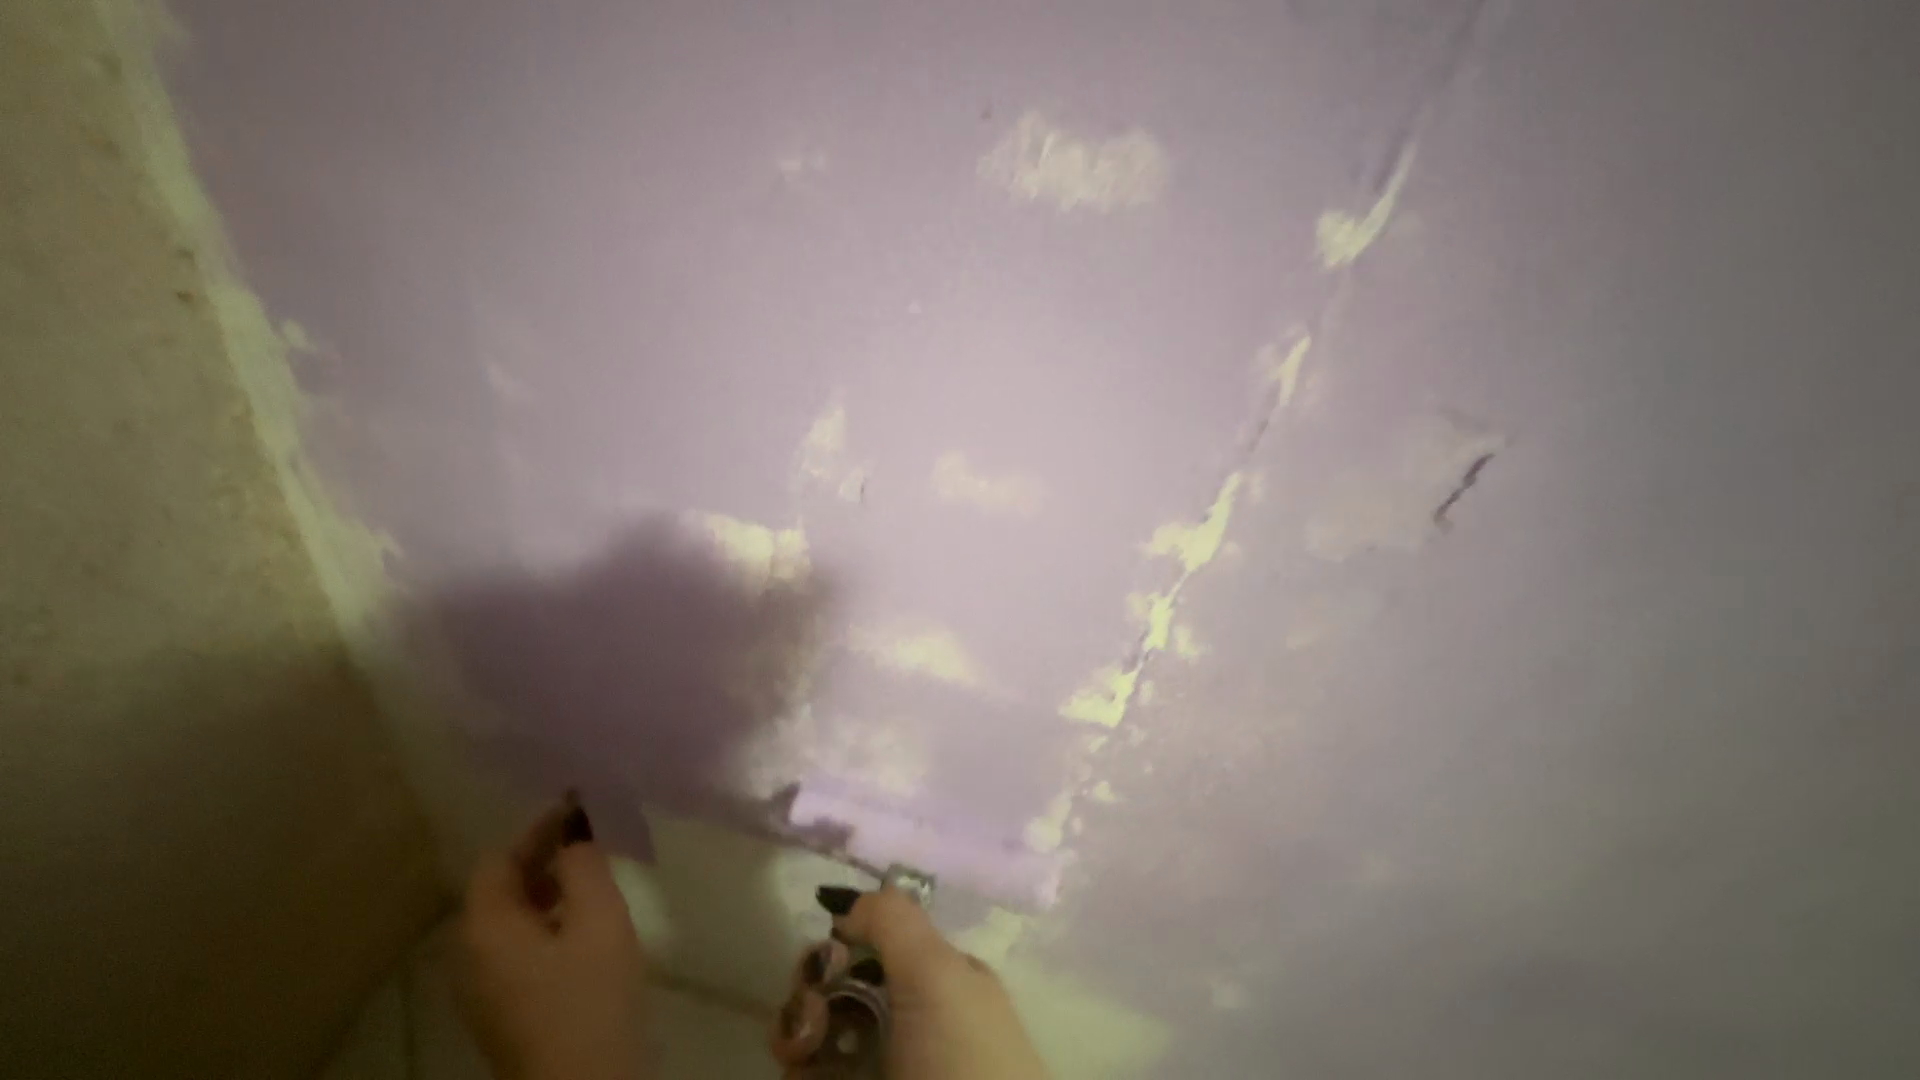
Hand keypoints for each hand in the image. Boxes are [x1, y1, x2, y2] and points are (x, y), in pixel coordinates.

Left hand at [453, 796, 648, 1079]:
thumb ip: (584, 865)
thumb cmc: (589, 996)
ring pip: (511, 919)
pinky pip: (518, 946)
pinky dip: (547, 922)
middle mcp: (469, 954)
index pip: (499, 858)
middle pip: (501, 888)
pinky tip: (585, 927)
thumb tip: (575, 831)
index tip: (579, 809)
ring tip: (594, 878)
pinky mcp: (504, 1008)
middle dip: (545, 858)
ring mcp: (482, 987)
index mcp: (484, 927)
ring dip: (548, 890)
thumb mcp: (598, 917)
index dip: (539, 829)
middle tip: (590, 840)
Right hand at [770, 885, 1050, 1079]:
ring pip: (815, 1033)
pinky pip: (807, 1071)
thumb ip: (894, 921)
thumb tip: (847, 904)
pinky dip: (798, 1066)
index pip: (875, 943)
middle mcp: (905, 1022)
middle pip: (837, 985)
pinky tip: (801, 1069)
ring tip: (806, 1046)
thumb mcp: (940, 973)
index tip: (832, 947)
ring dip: (798, 1029)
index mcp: (937, 982)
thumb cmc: (963, 1059)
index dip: (844, 941)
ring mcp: (876, 1068)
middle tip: (817, 1008)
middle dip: (813, 986)